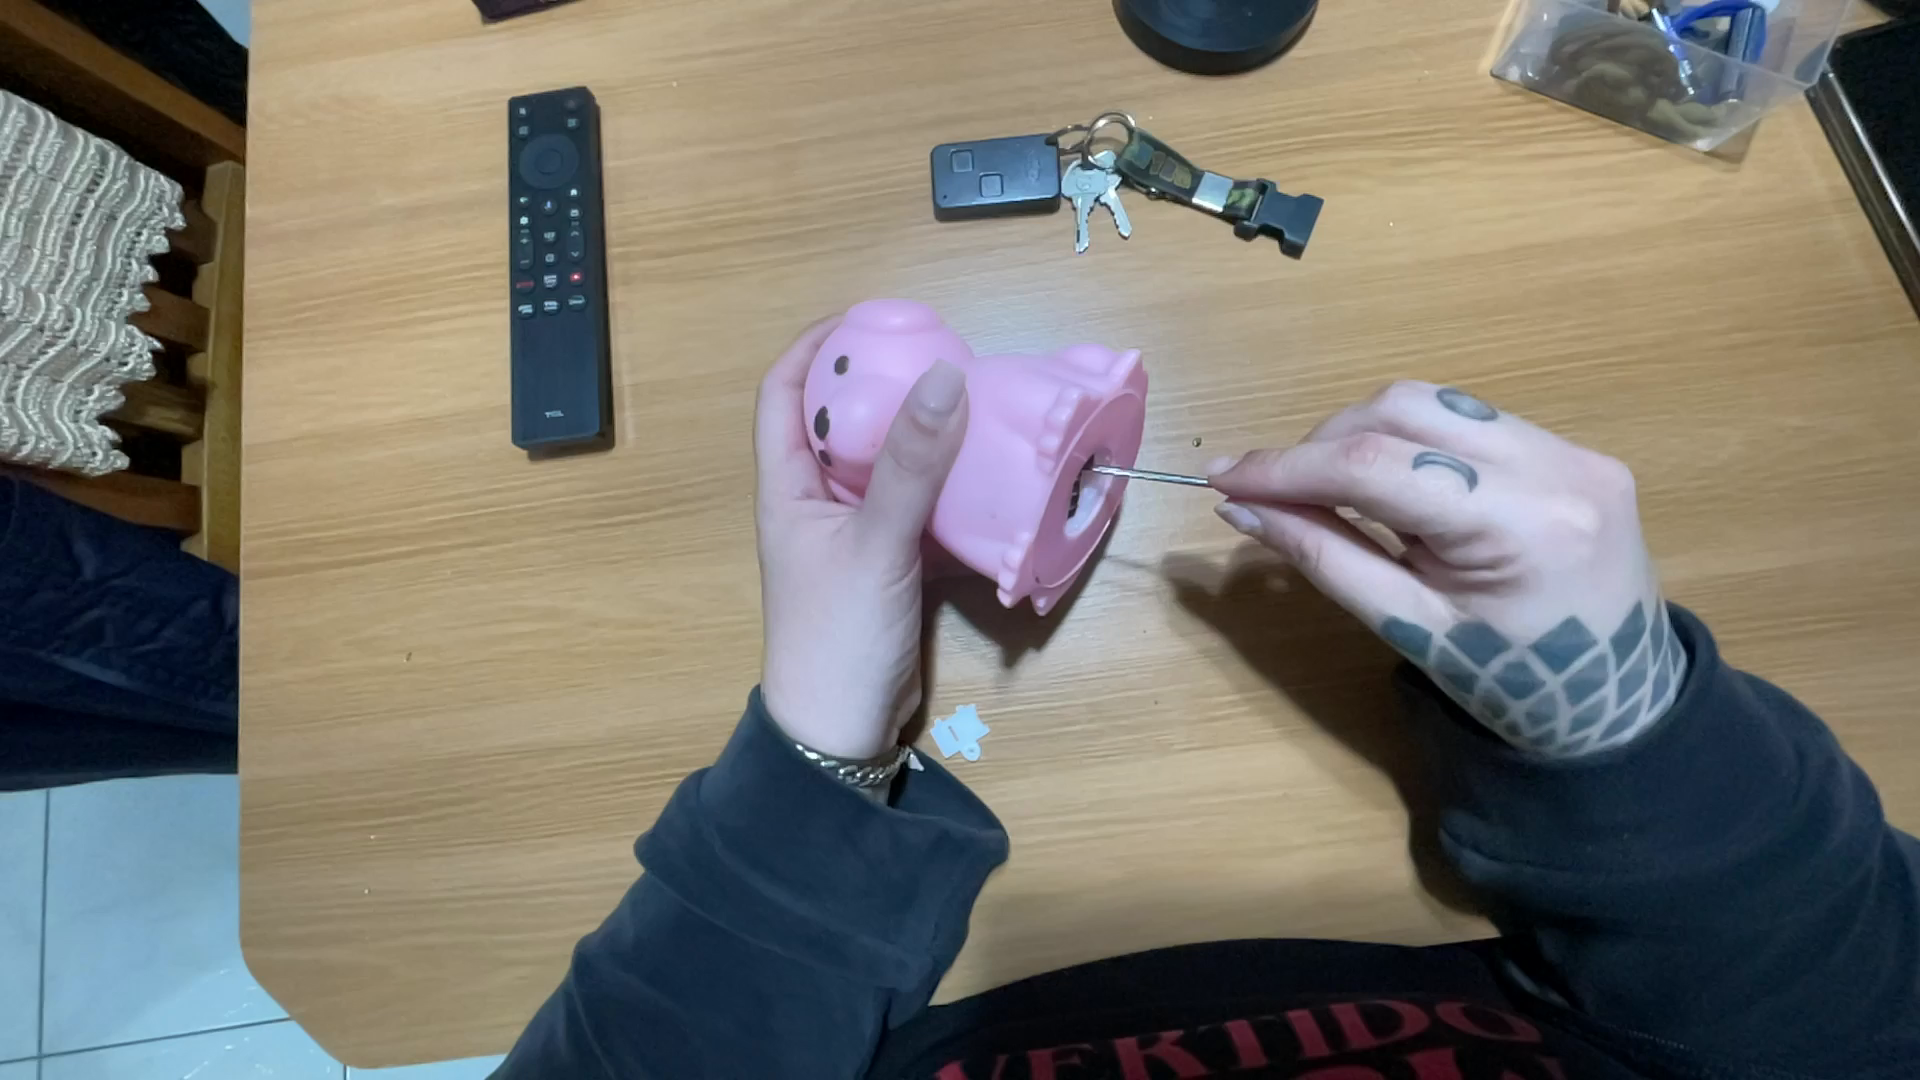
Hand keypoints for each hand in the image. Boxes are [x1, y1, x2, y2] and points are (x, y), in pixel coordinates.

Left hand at [754, 318, 969, 759]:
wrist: (842, 730)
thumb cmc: (839, 633)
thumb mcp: (875, 544)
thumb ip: (909, 466)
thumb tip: (944, 376)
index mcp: (788, 487)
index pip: (782, 395)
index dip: (814, 348)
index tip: (868, 318)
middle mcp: (816, 502)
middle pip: (839, 424)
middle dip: (880, 386)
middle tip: (938, 359)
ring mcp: (854, 535)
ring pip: (884, 467)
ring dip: (920, 437)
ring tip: (969, 406)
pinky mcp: (888, 563)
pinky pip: (916, 509)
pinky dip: (944, 490)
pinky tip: (983, 477)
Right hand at [1208, 381, 1684, 756]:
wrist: (1617, 697)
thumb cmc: (1504, 680)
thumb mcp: (1403, 624)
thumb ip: (1319, 556)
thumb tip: (1239, 508)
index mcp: (1521, 525)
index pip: (1375, 468)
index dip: (1285, 467)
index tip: (1220, 477)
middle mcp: (1555, 463)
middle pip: (1400, 410)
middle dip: (1318, 446)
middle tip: (1274, 493)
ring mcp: (1568, 445)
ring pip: (1425, 401)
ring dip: (1353, 435)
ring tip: (1323, 488)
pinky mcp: (1563, 444)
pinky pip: (1454, 416)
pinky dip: (1395, 439)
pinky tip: (1379, 482)